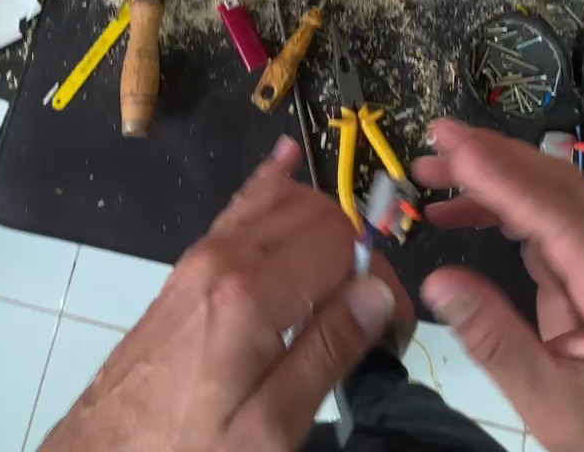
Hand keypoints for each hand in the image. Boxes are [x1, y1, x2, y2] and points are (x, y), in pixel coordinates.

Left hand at [41, 136, 414, 451]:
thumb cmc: (191, 447)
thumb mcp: (270, 425)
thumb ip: (328, 350)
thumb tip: (377, 289)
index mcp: (251, 293)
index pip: (339, 243)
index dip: (377, 272)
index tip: (392, 319)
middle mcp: (226, 255)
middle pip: (313, 213)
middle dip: (355, 246)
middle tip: (371, 304)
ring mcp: (204, 252)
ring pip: (279, 198)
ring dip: (322, 218)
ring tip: (347, 265)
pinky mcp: (192, 261)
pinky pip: (240, 204)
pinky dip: (270, 182)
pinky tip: (285, 159)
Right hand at [412, 120, 583, 451]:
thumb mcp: (553, 408)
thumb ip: (496, 343)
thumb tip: (437, 281)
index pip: (561, 219)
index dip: (507, 180)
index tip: (459, 150)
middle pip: (558, 189)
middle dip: (497, 156)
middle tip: (438, 137)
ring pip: (547, 197)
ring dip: (493, 173)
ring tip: (433, 167)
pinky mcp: (581, 275)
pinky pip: (537, 223)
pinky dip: (495, 207)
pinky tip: (455, 210)